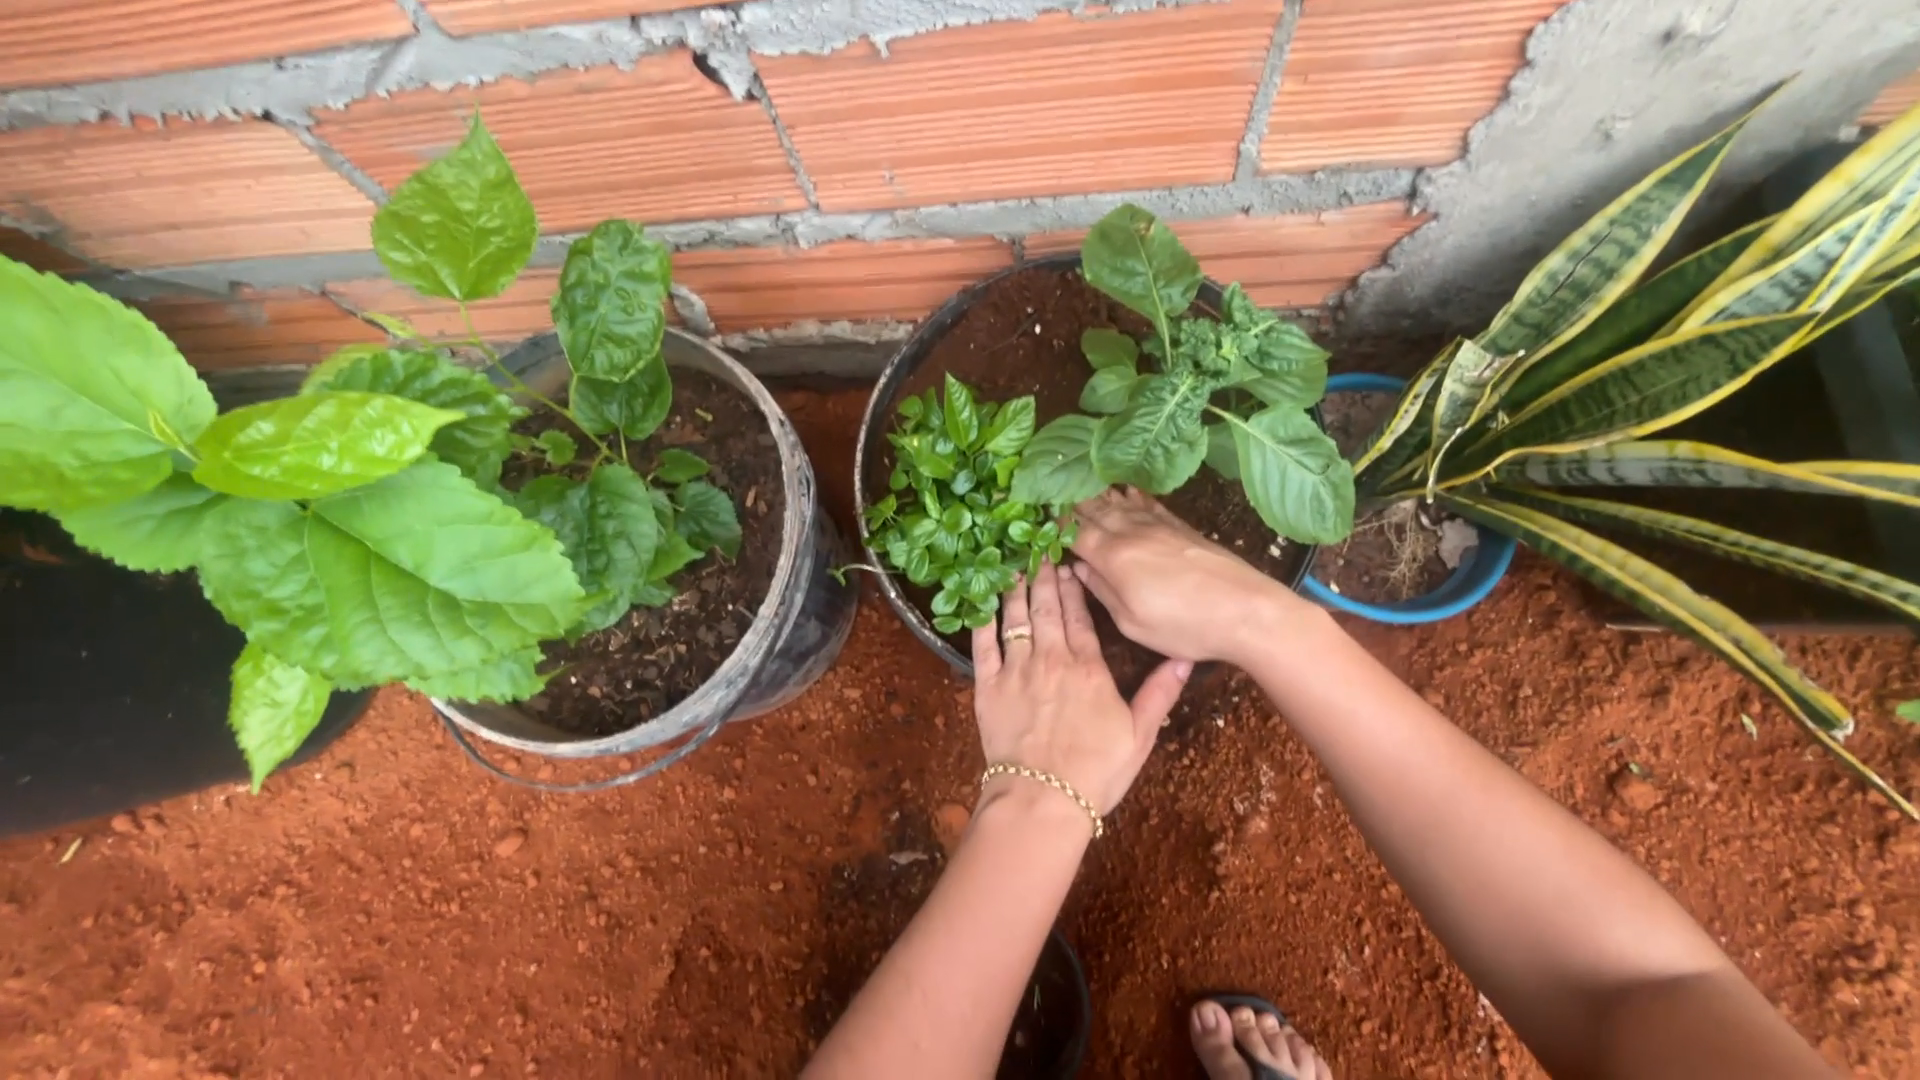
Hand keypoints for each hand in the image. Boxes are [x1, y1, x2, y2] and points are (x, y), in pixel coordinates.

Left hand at [971, 560, 1191, 816]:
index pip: (1080, 616)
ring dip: (1015, 590)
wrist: (1043, 799)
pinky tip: (982, 602)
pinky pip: (983, 645)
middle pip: (1046, 609)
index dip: (1073, 588)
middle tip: (1039, 552)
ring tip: (1014, 567)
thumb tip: (1186, 659)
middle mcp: (1051, 659)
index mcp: (1089, 668)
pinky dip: (983, 621)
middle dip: (1043, 577)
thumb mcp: (1140, 734)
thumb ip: (1160, 693)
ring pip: (1015, 619)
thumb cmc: (1096, 772)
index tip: (1068, 565)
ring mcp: (1016, 671)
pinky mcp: (988, 687)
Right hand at [1069, 487, 1319, 665]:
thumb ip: (1101, 592)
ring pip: (1120, 503)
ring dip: (1098, 493)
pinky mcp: (1181, 528)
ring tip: (1079, 483)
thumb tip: (1078, 568)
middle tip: (1050, 492)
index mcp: (1114, 557)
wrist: (1246, 611)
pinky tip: (1126, 489)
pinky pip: (1149, 505)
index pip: (1074, 533)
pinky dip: (1133, 495)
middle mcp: (1132, 533)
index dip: (1053, 525)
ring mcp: (1158, 527)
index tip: (1036, 515)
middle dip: (1070, 502)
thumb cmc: (1185, 627)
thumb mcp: (1133, 623)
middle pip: (1094, 511)